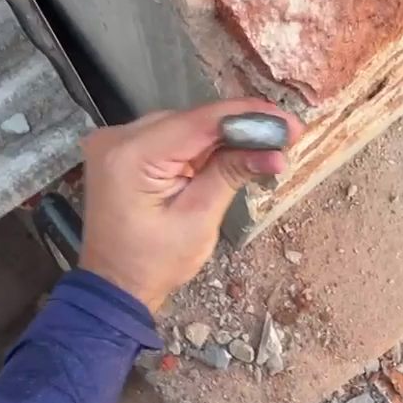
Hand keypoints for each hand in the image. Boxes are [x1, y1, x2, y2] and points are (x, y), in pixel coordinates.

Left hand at [78, 100, 302, 311]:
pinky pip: (168, 138)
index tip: (288, 122)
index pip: (199, 121)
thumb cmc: (154, 263)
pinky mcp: (121, 152)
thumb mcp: (198, 219)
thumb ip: (230, 174)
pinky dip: (198, 146)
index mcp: (131, 155)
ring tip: (262, 148)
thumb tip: (274, 151)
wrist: (115, 285)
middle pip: (190, 120)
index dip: (248, 117)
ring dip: (221, 137)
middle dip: (238, 128)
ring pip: (182, 126)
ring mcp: (115, 142)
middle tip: (283, 137)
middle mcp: (116, 138)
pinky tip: (227, 154)